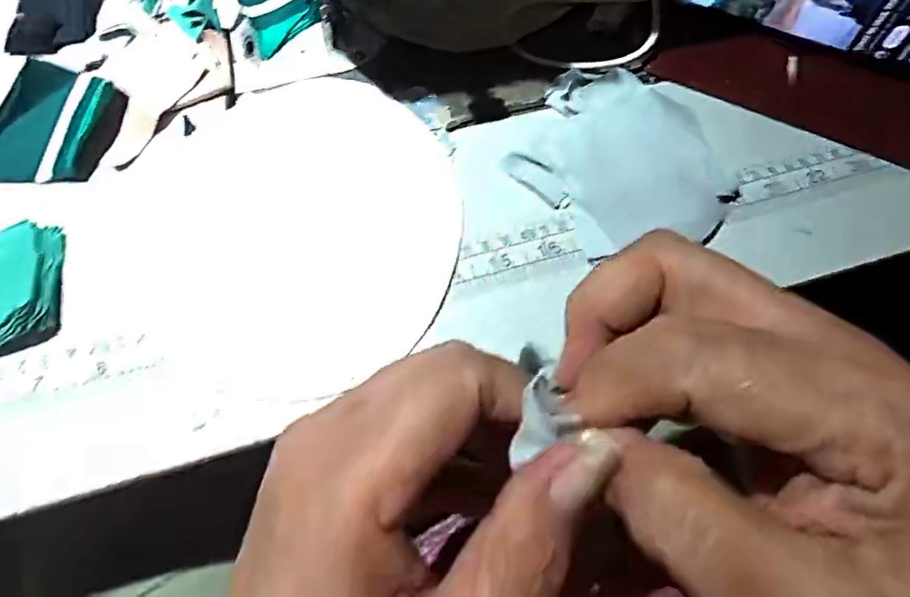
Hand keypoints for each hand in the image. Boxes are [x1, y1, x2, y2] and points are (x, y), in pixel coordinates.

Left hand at [233, 342, 620, 596]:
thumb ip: (526, 539)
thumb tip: (597, 448)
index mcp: (344, 469)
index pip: (462, 372)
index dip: (525, 403)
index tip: (567, 460)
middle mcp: (321, 430)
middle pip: (443, 371)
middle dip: (505, 413)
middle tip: (544, 481)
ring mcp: (311, 442)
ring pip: (423, 387)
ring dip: (480, 430)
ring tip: (515, 499)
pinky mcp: (314, 462)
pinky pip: (396, 416)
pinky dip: (446, 445)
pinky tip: (473, 505)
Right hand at [557, 232, 909, 596]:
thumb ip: (698, 530)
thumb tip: (598, 454)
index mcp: (854, 394)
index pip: (700, 345)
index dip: (615, 380)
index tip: (565, 439)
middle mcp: (826, 342)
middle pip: (684, 267)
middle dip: (606, 310)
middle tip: (572, 393)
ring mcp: (807, 348)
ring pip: (683, 284)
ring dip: (620, 328)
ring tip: (592, 404)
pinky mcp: (790, 371)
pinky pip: (696, 330)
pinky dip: (645, 358)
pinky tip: (632, 421)